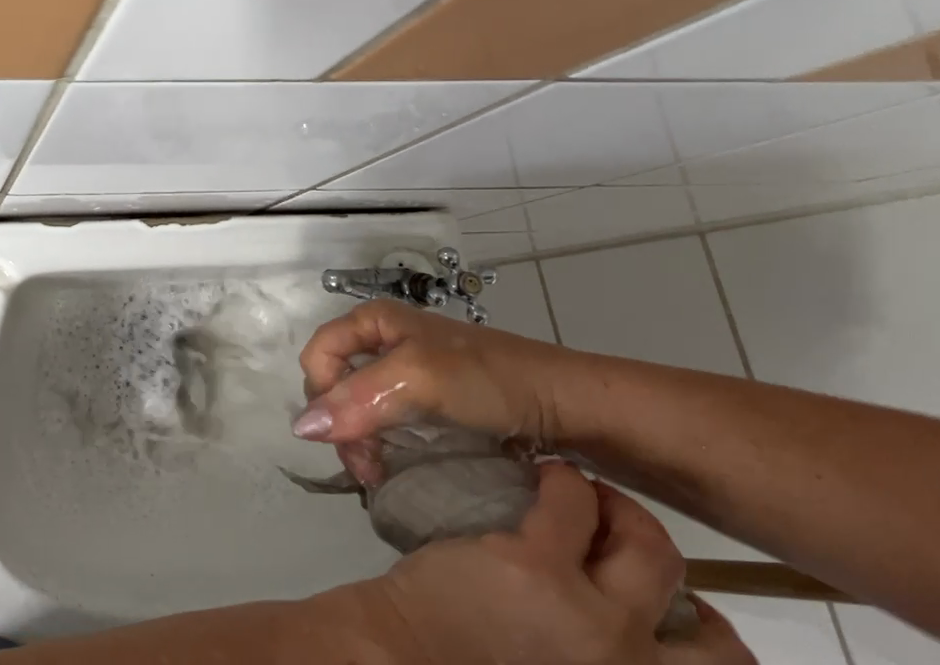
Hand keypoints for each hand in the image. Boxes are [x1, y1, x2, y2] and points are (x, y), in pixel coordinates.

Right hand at [293, 298, 577, 481]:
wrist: (569, 408)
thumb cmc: (491, 381)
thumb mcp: (419, 379)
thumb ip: (359, 400)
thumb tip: (302, 428)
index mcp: (373, 321)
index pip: (318, 356)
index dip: (323, 395)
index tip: (349, 436)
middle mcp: (383, 343)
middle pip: (334, 384)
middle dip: (342, 426)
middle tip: (368, 466)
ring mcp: (407, 374)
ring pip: (358, 408)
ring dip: (361, 442)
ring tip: (381, 472)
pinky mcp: (428, 404)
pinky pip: (385, 423)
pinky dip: (382, 446)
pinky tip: (397, 466)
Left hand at [369, 463, 753, 663]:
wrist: (404, 657)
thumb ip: (591, 651)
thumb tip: (613, 621)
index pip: (718, 663)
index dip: (700, 625)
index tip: (667, 599)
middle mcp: (634, 664)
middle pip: (689, 599)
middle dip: (660, 553)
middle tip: (621, 529)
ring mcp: (591, 613)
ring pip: (648, 548)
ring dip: (622, 512)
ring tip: (584, 494)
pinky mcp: (537, 563)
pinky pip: (571, 505)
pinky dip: (565, 483)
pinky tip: (546, 477)